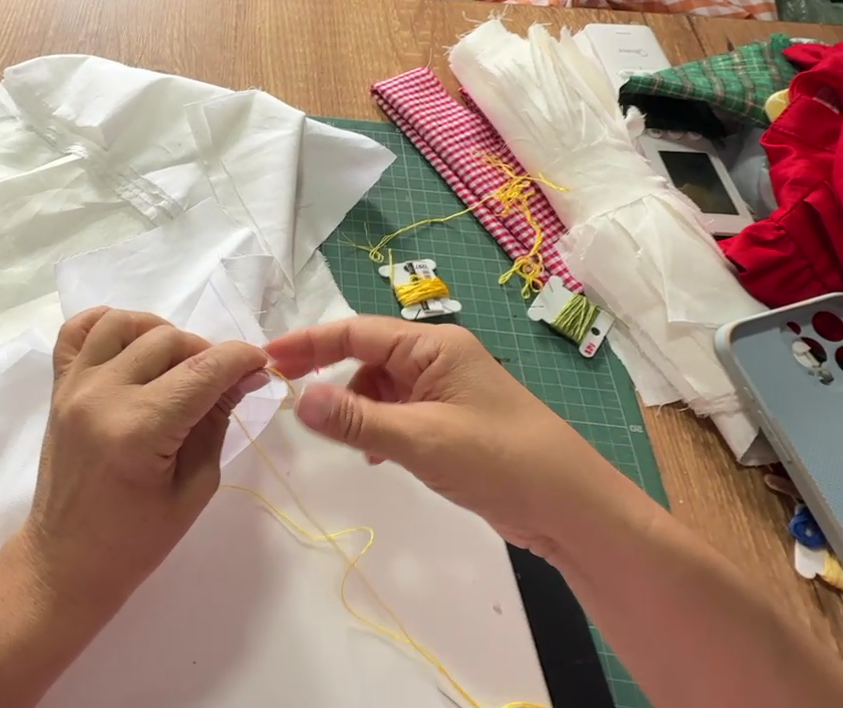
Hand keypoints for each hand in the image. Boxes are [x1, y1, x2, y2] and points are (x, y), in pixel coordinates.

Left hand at [20, 307, 269, 618]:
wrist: (66, 560)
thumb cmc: (136, 540)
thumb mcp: (194, 488)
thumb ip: (216, 422)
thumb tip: (244, 376)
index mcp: (138, 429)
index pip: (202, 371)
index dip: (240, 359)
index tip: (260, 364)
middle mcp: (102, 395)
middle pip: (166, 340)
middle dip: (206, 352)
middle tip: (220, 382)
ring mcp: (73, 386)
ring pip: (122, 323)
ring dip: (159, 332)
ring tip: (176, 362)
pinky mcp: (57, 386)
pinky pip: (76, 330)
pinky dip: (106, 324)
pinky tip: (131, 344)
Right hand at [264, 317, 644, 557]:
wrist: (576, 512)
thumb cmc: (501, 461)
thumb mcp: (421, 440)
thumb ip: (357, 420)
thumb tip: (299, 400)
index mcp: (433, 345)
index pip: (356, 331)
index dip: (308, 342)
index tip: (266, 356)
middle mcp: (437, 358)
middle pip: (365, 355)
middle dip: (327, 372)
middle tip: (285, 391)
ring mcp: (445, 390)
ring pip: (379, 386)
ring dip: (354, 406)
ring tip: (336, 435)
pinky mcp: (450, 421)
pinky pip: (397, 412)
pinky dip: (376, 427)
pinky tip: (373, 456)